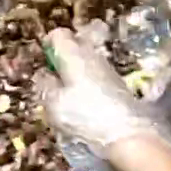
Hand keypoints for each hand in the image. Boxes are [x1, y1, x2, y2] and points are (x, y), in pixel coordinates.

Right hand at [36, 26, 170, 170]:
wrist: (127, 135)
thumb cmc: (84, 116)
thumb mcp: (53, 103)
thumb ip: (45, 84)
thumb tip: (44, 73)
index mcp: (74, 54)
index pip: (58, 35)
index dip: (48, 46)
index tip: (45, 64)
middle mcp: (92, 55)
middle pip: (75, 44)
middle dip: (63, 58)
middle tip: (55, 80)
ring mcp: (107, 68)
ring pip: (87, 61)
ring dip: (76, 72)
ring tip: (68, 96)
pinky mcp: (118, 84)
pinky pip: (96, 75)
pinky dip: (88, 83)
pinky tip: (85, 104)